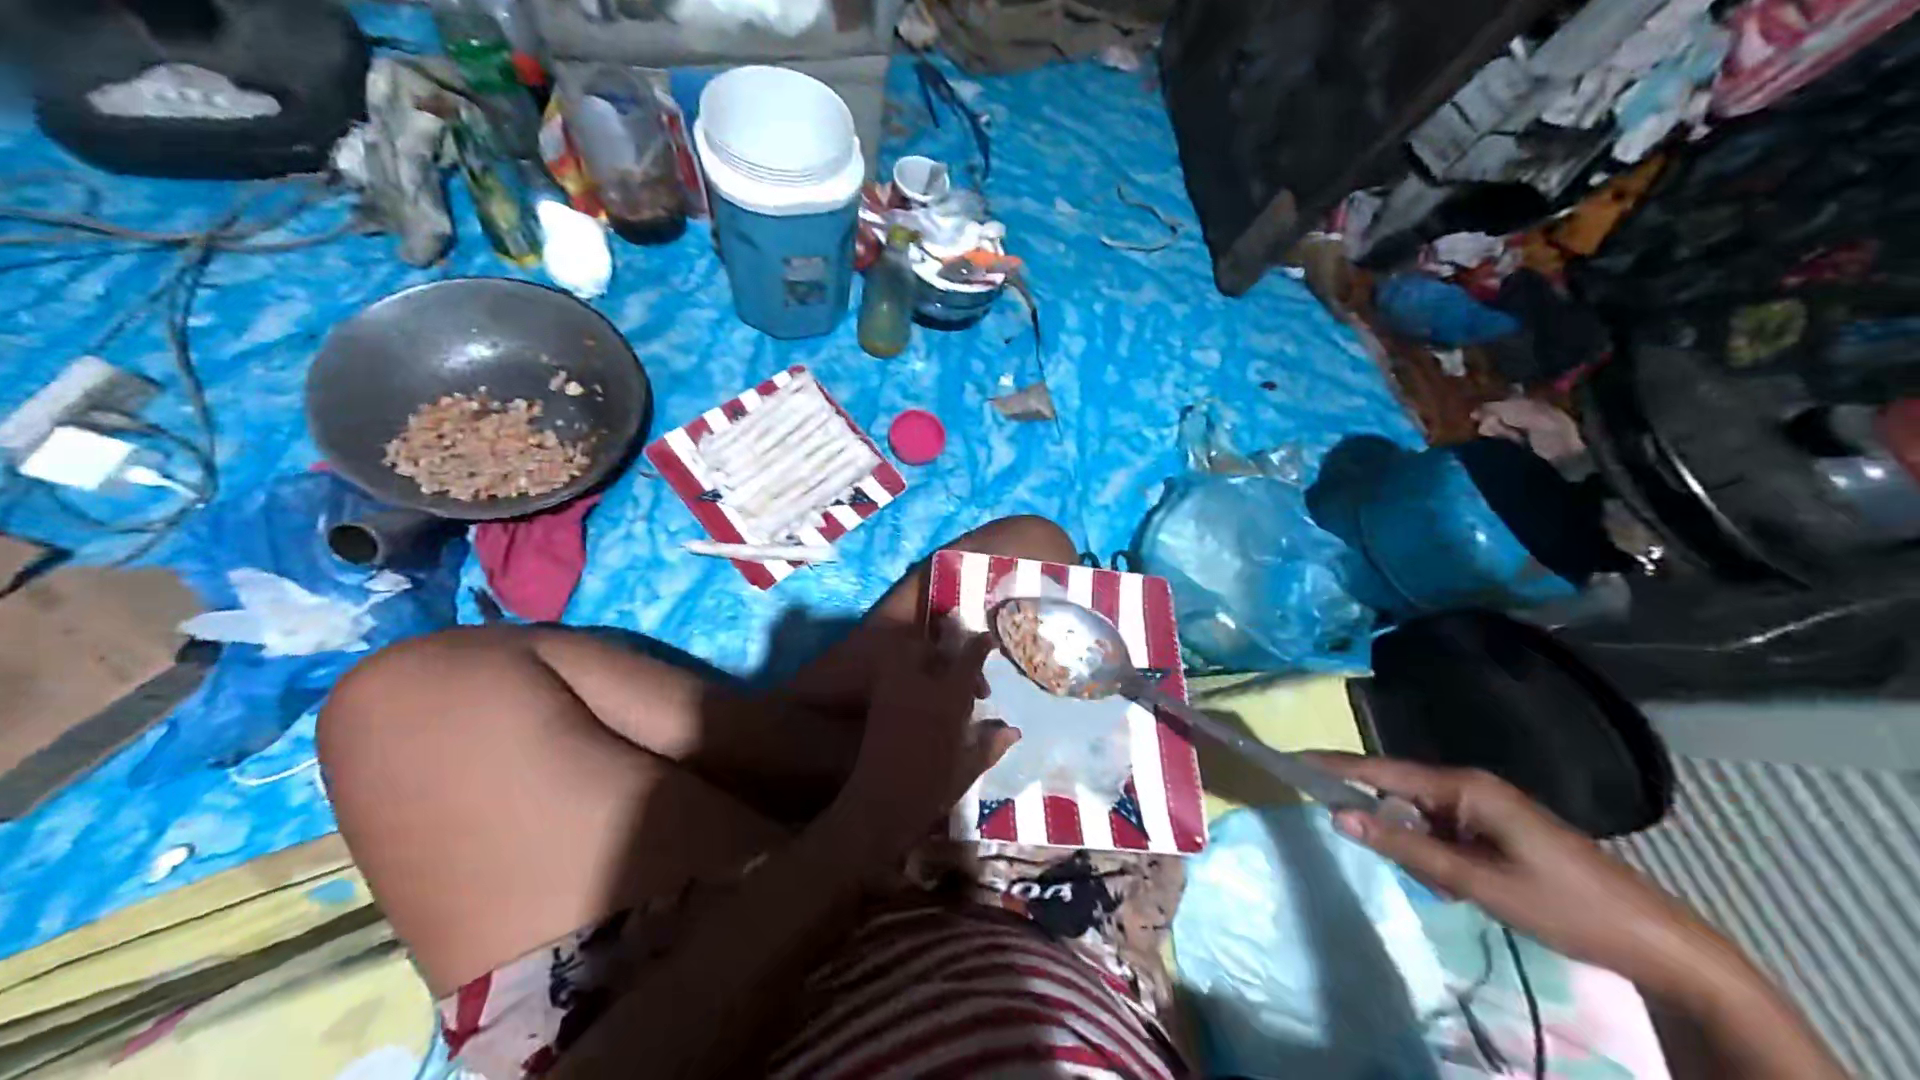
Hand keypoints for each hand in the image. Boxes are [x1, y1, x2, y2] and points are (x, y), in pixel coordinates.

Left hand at [827, 634, 1019, 861]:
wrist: (880, 803)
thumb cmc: (930, 790)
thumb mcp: (967, 769)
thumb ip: (989, 745)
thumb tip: (1013, 730)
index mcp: (948, 700)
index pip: (968, 660)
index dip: (979, 646)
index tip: (987, 638)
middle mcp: (920, 686)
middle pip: (932, 650)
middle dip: (946, 651)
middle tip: (959, 669)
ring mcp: (893, 691)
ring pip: (908, 656)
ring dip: (922, 659)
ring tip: (935, 677)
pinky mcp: (876, 701)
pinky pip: (892, 672)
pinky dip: (905, 673)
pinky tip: (916, 692)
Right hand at [1309, 754, 1735, 1000]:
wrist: (1654, 941)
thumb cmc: (1562, 906)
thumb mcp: (1476, 882)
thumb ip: (1404, 847)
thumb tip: (1338, 815)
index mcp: (1465, 787)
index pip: (1382, 771)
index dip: (1336, 766)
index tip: (1292, 758)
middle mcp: (1471, 786)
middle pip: (1399, 792)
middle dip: (1384, 823)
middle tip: (1380, 853)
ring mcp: (1486, 807)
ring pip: (1421, 817)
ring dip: (1417, 848)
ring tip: (1447, 888)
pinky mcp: (1496, 829)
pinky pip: (1444, 832)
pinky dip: (1437, 857)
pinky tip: (1460, 887)